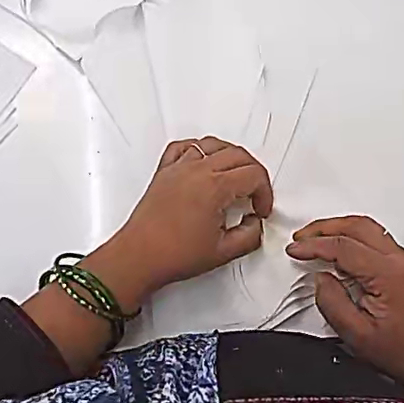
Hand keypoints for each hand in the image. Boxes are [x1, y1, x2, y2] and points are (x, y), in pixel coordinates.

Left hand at [88, 137, 273, 305]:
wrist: (138, 258)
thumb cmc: (170, 254)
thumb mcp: (223, 252)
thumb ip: (249, 236)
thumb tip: (254, 226)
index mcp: (214, 187)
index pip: (254, 175)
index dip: (265, 193)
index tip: (260, 209)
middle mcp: (196, 171)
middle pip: (238, 155)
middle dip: (254, 172)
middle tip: (255, 193)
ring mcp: (178, 169)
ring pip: (213, 144)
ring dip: (231, 156)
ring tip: (236, 174)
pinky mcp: (164, 173)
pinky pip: (184, 147)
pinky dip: (198, 149)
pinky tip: (203, 161)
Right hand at [285, 216, 403, 385]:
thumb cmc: (402, 351)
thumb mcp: (356, 334)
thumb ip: (332, 302)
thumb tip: (320, 279)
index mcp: (389, 274)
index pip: (344, 246)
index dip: (314, 246)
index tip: (296, 250)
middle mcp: (399, 261)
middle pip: (357, 226)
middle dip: (324, 228)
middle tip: (301, 238)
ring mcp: (403, 260)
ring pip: (366, 227)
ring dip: (338, 228)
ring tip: (314, 238)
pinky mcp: (402, 265)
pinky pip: (374, 237)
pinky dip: (351, 236)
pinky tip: (336, 247)